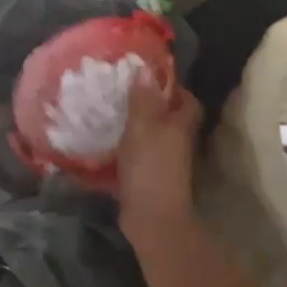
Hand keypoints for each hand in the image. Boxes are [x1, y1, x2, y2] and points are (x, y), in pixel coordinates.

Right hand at [117, 77, 203, 240]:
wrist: (151, 218)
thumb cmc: (150, 165)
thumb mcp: (143, 125)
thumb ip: (143, 97)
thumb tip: (146, 68)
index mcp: (181, 124)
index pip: (186, 98)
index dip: (171, 86)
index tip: (146, 77)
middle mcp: (177, 141)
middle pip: (167, 116)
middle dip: (146, 105)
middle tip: (120, 93)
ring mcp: (163, 162)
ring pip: (149, 136)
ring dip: (132, 127)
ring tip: (106, 113)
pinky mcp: (147, 178)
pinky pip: (134, 156)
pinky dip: (121, 150)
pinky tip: (100, 144)